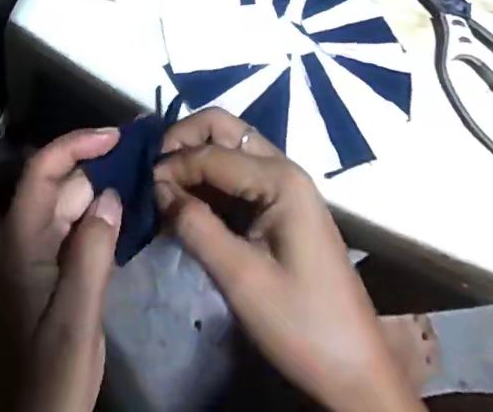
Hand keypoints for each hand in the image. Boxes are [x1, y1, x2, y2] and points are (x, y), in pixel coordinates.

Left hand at [0, 127, 124, 411]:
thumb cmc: (49, 376)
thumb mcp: (76, 317)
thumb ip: (92, 252)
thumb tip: (112, 195)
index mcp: (22, 243)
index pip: (43, 172)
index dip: (77, 144)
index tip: (117, 136)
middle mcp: (27, 240)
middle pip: (62, 183)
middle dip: (101, 160)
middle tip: (146, 148)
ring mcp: (41, 257)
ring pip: (74, 204)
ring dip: (107, 185)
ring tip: (148, 169)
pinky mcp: (56, 273)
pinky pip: (82, 229)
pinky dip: (107, 213)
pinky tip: (136, 208)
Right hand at [153, 110, 422, 411]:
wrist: (352, 363)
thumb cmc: (299, 321)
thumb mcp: (241, 278)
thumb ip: (196, 226)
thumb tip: (158, 187)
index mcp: (280, 178)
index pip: (213, 151)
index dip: (173, 165)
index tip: (141, 189)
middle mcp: (283, 168)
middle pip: (224, 130)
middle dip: (184, 141)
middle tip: (151, 174)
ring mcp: (283, 185)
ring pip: (229, 149)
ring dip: (194, 159)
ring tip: (161, 191)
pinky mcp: (278, 206)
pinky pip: (236, 177)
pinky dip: (207, 182)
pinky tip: (184, 206)